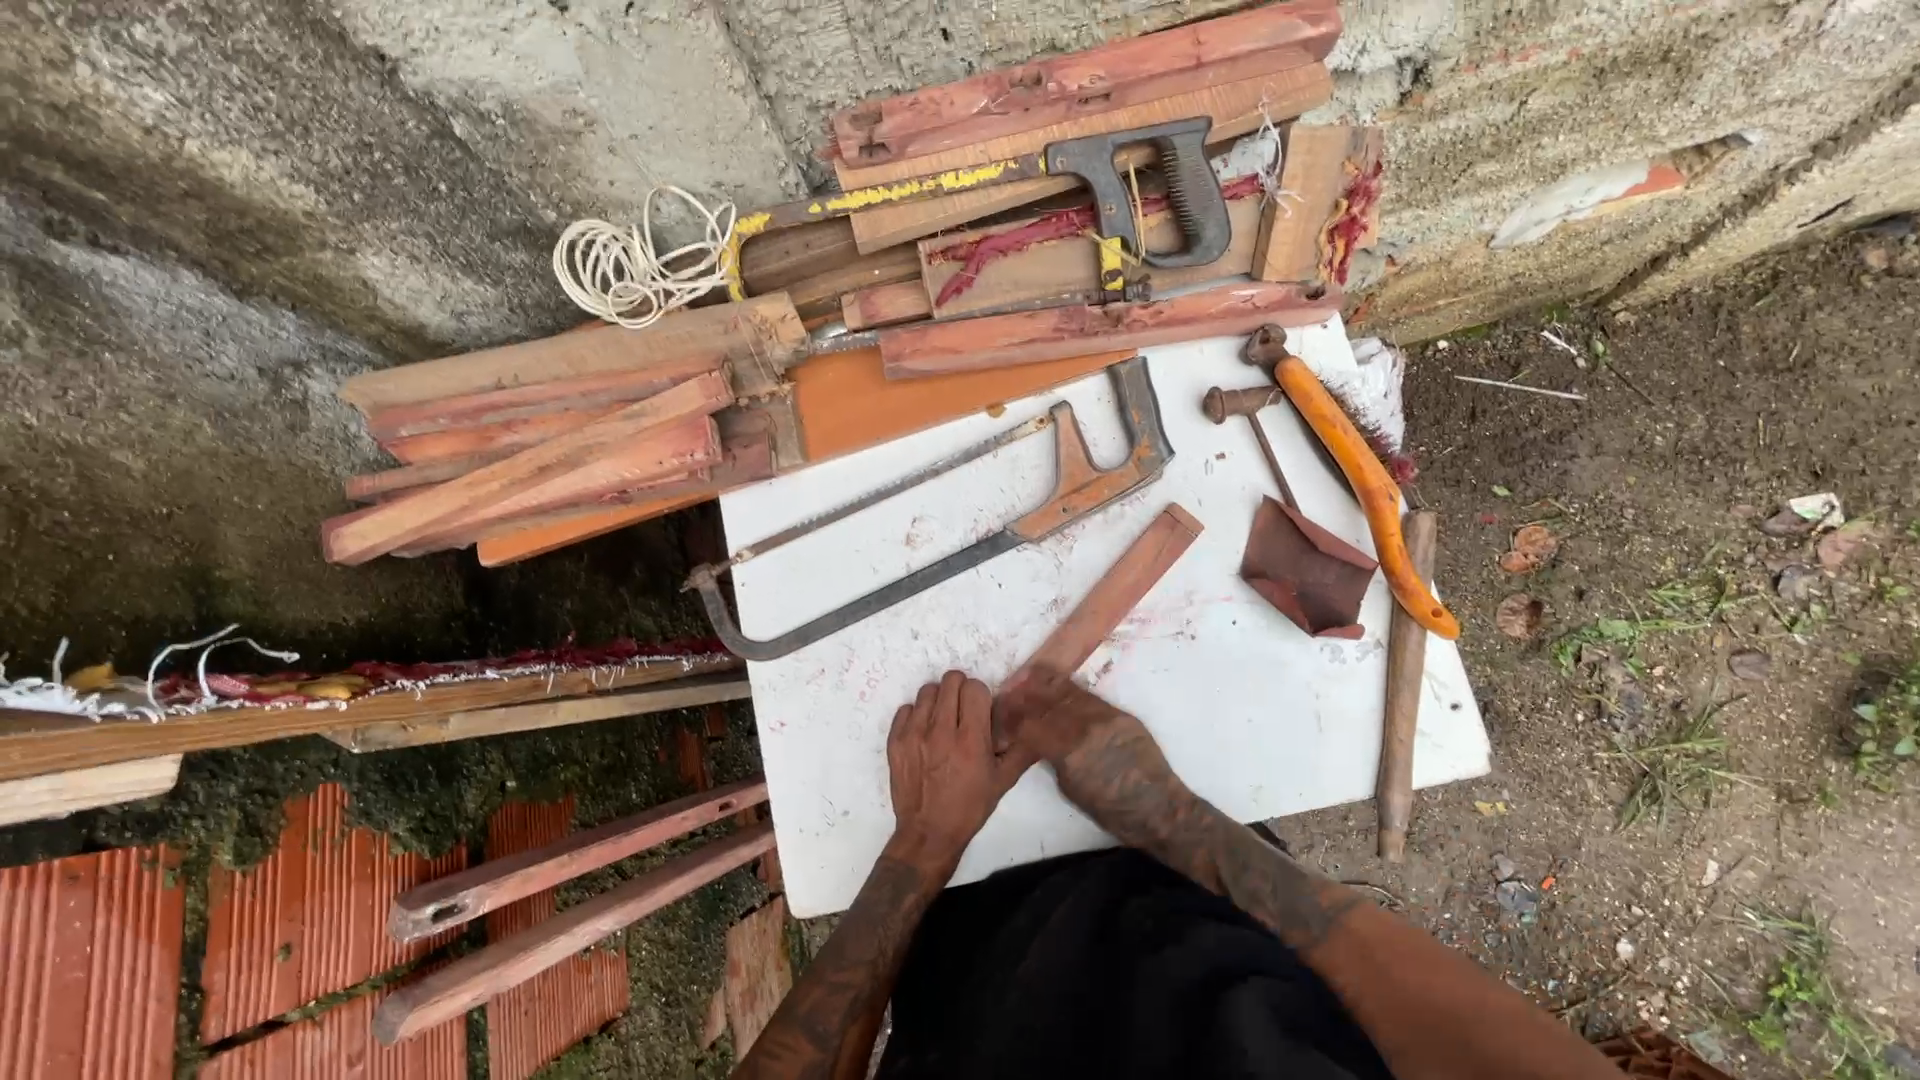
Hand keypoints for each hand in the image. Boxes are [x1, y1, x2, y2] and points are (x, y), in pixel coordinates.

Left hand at [885, 670, 1033, 873]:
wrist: (928, 832)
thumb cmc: (970, 807)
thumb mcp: (1003, 781)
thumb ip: (1023, 750)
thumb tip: (1039, 726)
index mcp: (971, 740)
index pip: (974, 687)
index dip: (980, 694)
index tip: (981, 709)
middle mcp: (941, 731)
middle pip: (950, 681)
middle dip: (960, 690)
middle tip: (963, 709)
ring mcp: (914, 735)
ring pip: (927, 691)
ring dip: (938, 700)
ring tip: (943, 720)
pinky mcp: (895, 741)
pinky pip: (905, 708)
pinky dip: (916, 715)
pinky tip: (924, 732)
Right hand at [995, 665, 1188, 850]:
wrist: (1158, 808)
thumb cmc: (1112, 811)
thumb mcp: (1071, 789)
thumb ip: (1053, 759)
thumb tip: (1040, 740)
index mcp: (1069, 751)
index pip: (1030, 725)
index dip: (1011, 719)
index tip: (999, 714)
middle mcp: (1086, 727)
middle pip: (1046, 703)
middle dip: (1023, 696)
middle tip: (1007, 692)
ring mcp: (1106, 717)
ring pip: (1068, 693)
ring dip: (1045, 686)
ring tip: (1027, 679)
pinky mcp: (1121, 714)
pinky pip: (1089, 698)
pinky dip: (1069, 691)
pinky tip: (1058, 687)